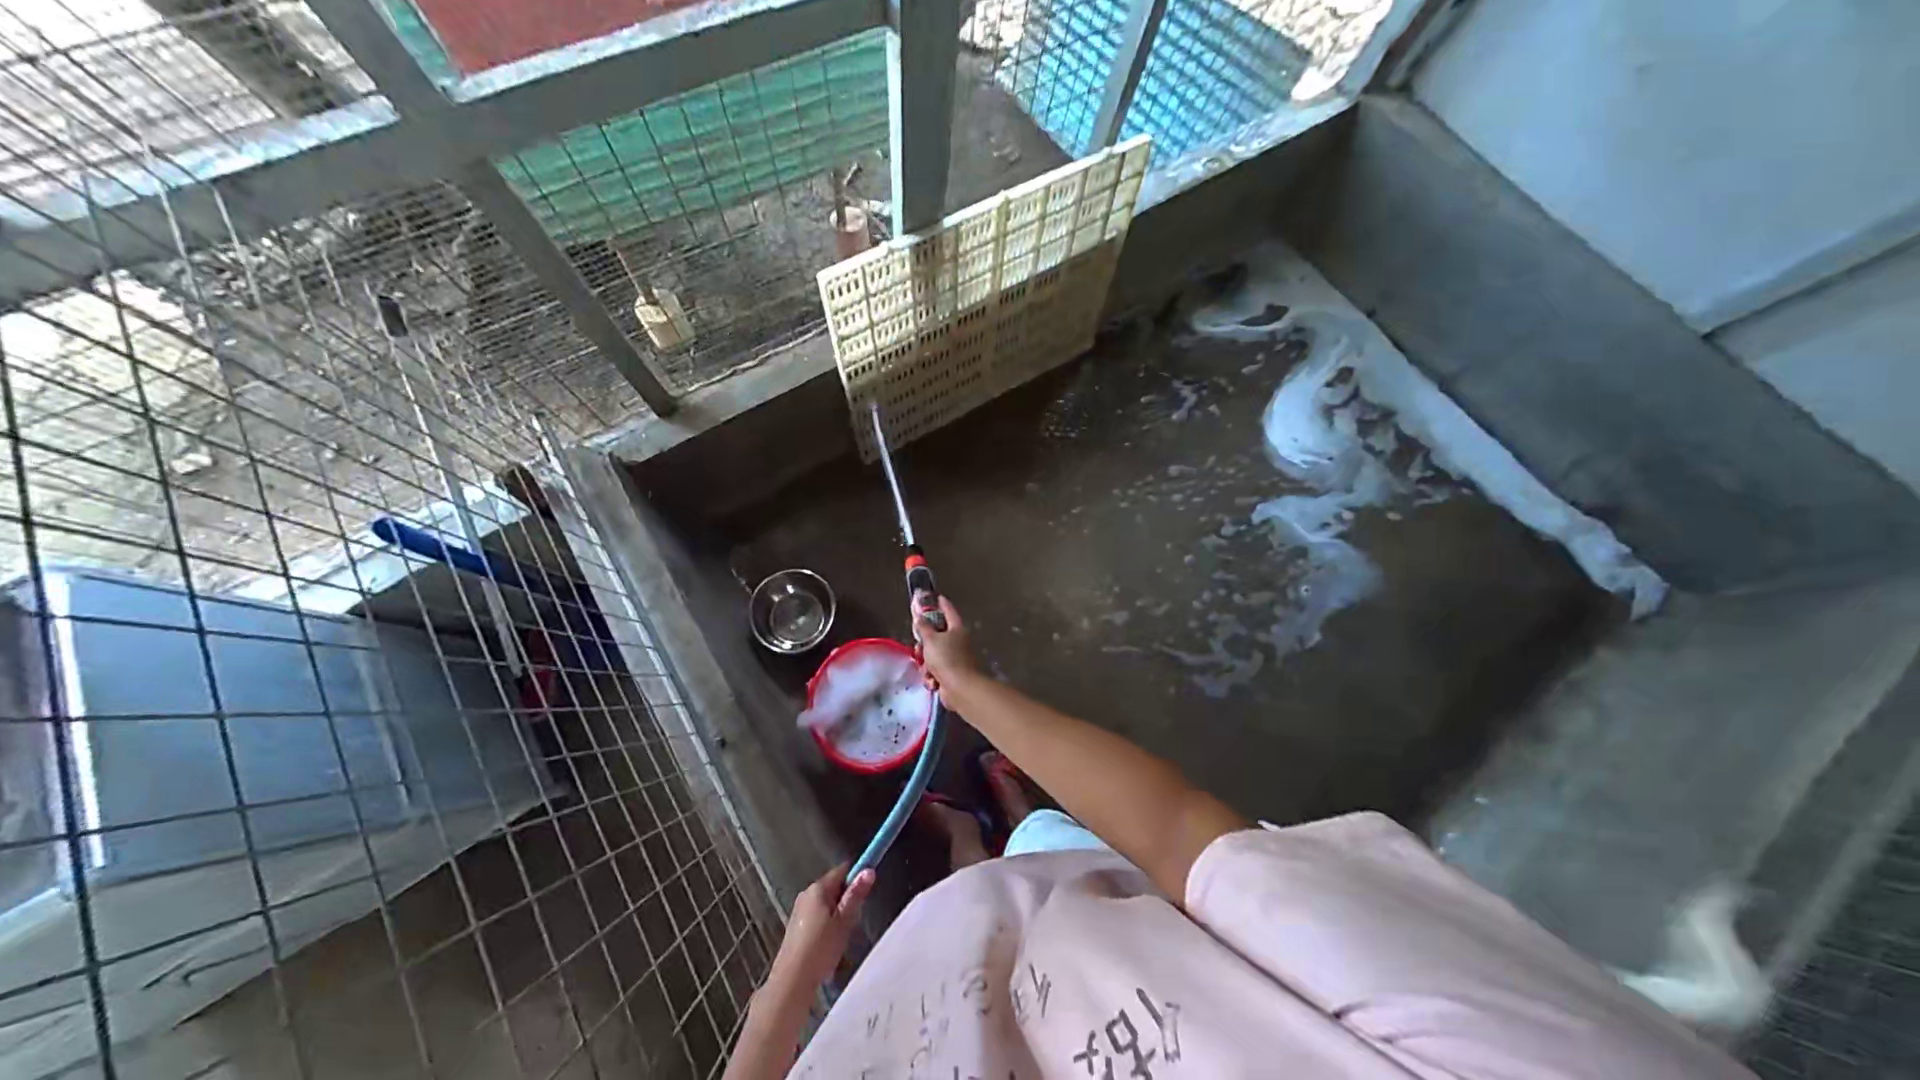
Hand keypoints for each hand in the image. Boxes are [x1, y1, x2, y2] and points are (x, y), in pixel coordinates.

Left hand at [767, 862, 873, 991]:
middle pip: (834, 887)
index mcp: (818, 888)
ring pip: (827, 904)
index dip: (857, 877)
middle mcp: (806, 894)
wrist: (792, 980)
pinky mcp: (796, 926)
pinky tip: (828, 945)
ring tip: (842, 936)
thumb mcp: (844, 921)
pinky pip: (818, 917)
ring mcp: (799, 910)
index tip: (866, 893)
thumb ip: (856, 895)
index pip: (842, 870)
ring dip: (838, 915)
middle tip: (854, 921)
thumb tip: (868, 870)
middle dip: (847, 900)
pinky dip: (827, 925)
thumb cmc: (821, 948)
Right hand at [913, 596, 980, 691]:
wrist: (960, 688)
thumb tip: (919, 615)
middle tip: (919, 647)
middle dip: (925, 644)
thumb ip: (923, 626)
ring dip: (926, 664)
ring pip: (933, 655)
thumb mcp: (930, 639)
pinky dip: (932, 676)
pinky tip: (932, 681)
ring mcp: (956, 659)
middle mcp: (958, 642)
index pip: (948, 610)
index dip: (941, 603)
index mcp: (956, 629)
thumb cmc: (946, 658)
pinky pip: (935, 671)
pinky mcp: (951, 675)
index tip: (935, 597)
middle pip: (937, 636)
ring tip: (927, 669)